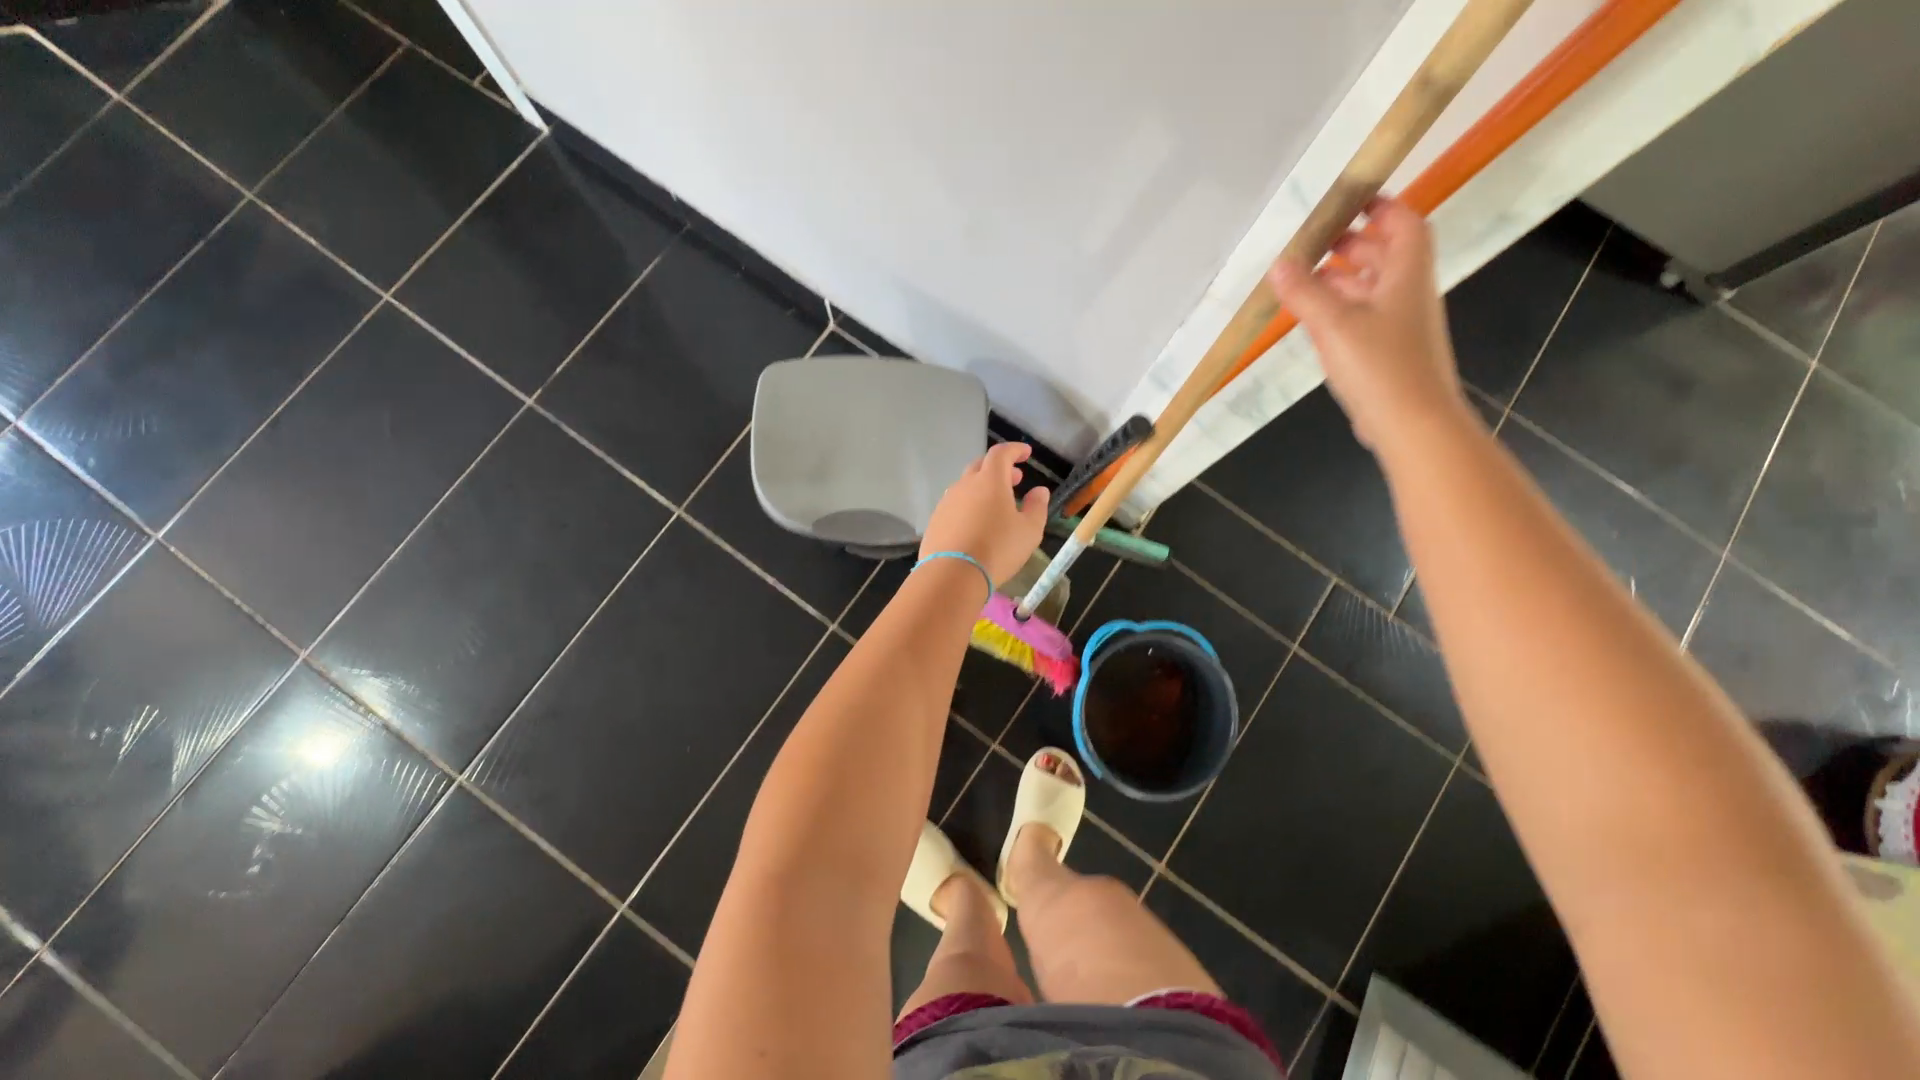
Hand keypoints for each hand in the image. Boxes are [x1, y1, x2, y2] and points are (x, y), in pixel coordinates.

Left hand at [921, 442, 1048, 584]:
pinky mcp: (935, 521)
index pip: (1001, 453)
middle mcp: (965, 485)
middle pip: (980, 466)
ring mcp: (946, 503)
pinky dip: (969, 506)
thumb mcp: (1029, 531)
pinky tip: (975, 524)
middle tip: (1014, 479)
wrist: (952, 575)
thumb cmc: (998, 549)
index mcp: (990, 481)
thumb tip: (1039, 491)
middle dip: (999, 468)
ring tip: (996, 504)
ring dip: (982, 488)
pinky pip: (955, 505)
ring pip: (965, 486)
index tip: (1026, 453)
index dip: (1015, 450)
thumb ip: (1037, 507)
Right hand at [1267, 197, 1474, 454]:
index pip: (1404, 223)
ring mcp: (1400, 325)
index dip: (1380, 207)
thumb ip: (1304, 291)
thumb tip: (1280, 263)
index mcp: (1406, 274)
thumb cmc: (1381, 366)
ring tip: (1304, 278)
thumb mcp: (1334, 324)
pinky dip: (1340, 309)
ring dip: (1342, 277)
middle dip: (1352, 242)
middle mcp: (1408, 293)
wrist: (1414, 424)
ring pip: (1372, 287)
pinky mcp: (1389, 353)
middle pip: (1385, 254)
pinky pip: (1364, 317)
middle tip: (1315, 241)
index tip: (1348, 201)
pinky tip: (1313, 319)